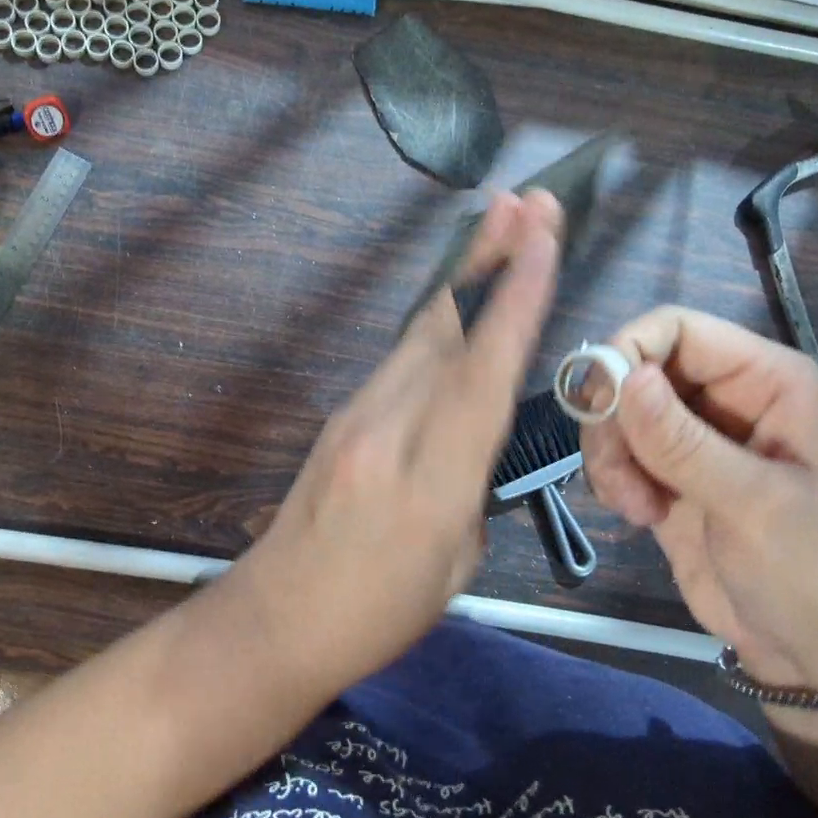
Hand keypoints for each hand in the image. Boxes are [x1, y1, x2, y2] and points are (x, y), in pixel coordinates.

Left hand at [233, 190, 562, 689]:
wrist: (276, 617)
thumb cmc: (377, 613)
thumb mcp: (454, 565)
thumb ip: (471, 487)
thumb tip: (474, 438)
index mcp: (431, 478)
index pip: (482, 370)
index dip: (516, 298)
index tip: (541, 235)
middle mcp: (389, 429)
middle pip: (444, 328)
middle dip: (488, 259)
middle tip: (527, 200)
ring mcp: (355, 416)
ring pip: (418, 334)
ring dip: (463, 280)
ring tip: (499, 228)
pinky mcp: (338, 418)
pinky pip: (398, 360)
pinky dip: (436, 325)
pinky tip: (459, 309)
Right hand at [578, 306, 817, 691]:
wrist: (817, 654)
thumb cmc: (811, 573)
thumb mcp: (753, 506)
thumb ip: (682, 442)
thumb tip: (620, 376)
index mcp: (766, 381)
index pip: (677, 329)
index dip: (627, 352)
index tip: (598, 406)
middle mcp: (726, 398)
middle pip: (635, 368)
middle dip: (613, 418)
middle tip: (617, 473)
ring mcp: (695, 438)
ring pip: (617, 412)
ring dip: (610, 455)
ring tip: (635, 505)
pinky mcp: (670, 475)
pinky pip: (618, 452)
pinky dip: (613, 479)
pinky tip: (638, 515)